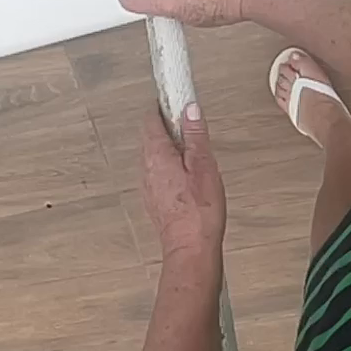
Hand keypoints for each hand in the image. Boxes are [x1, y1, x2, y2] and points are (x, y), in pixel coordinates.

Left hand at [139, 102, 225, 265]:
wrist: (191, 249)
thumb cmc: (198, 212)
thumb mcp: (204, 164)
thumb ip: (196, 135)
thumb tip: (190, 110)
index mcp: (156, 154)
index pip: (151, 119)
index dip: (163, 107)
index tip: (175, 101)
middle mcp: (146, 168)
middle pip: (151, 136)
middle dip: (168, 127)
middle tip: (188, 124)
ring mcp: (148, 185)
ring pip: (154, 155)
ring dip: (170, 148)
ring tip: (192, 151)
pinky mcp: (154, 199)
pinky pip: (158, 173)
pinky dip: (170, 167)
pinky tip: (187, 176)